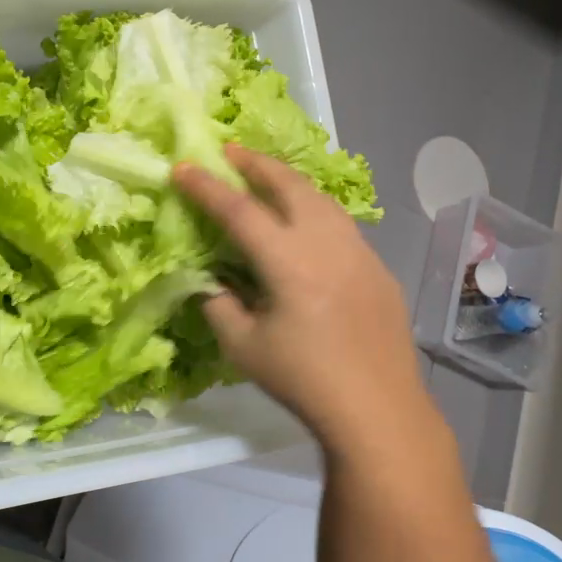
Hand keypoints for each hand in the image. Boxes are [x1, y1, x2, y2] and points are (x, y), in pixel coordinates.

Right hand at [174, 145, 429, 445]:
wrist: (378, 409)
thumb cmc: (303, 379)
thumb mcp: (242, 346)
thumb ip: (218, 303)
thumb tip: (209, 279)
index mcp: (289, 264)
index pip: (240, 212)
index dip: (207, 188)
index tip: (182, 167)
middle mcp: (327, 246)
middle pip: (290, 187)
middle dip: (257, 164)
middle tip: (230, 151)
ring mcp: (360, 253)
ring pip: (322, 200)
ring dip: (289, 181)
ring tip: (266, 175)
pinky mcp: (377, 269)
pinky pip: (341, 224)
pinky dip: (314, 208)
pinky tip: (304, 221)